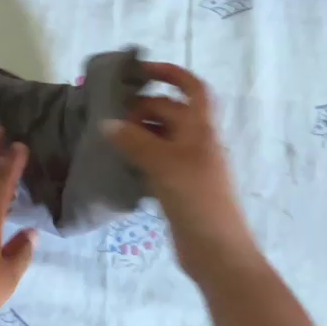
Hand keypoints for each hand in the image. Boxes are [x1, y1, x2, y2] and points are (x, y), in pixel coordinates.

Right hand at [101, 62, 249, 277]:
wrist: (218, 254)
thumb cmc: (197, 199)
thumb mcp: (163, 164)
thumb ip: (133, 140)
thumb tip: (107, 123)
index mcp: (202, 129)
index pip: (192, 88)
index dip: (170, 73)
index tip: (140, 71)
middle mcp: (197, 142)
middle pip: (170, 111)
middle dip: (143, 108)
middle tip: (112, 116)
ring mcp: (189, 165)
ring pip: (162, 136)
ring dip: (138, 132)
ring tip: (110, 137)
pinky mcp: (180, 187)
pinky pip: (157, 160)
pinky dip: (139, 155)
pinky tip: (120, 162)